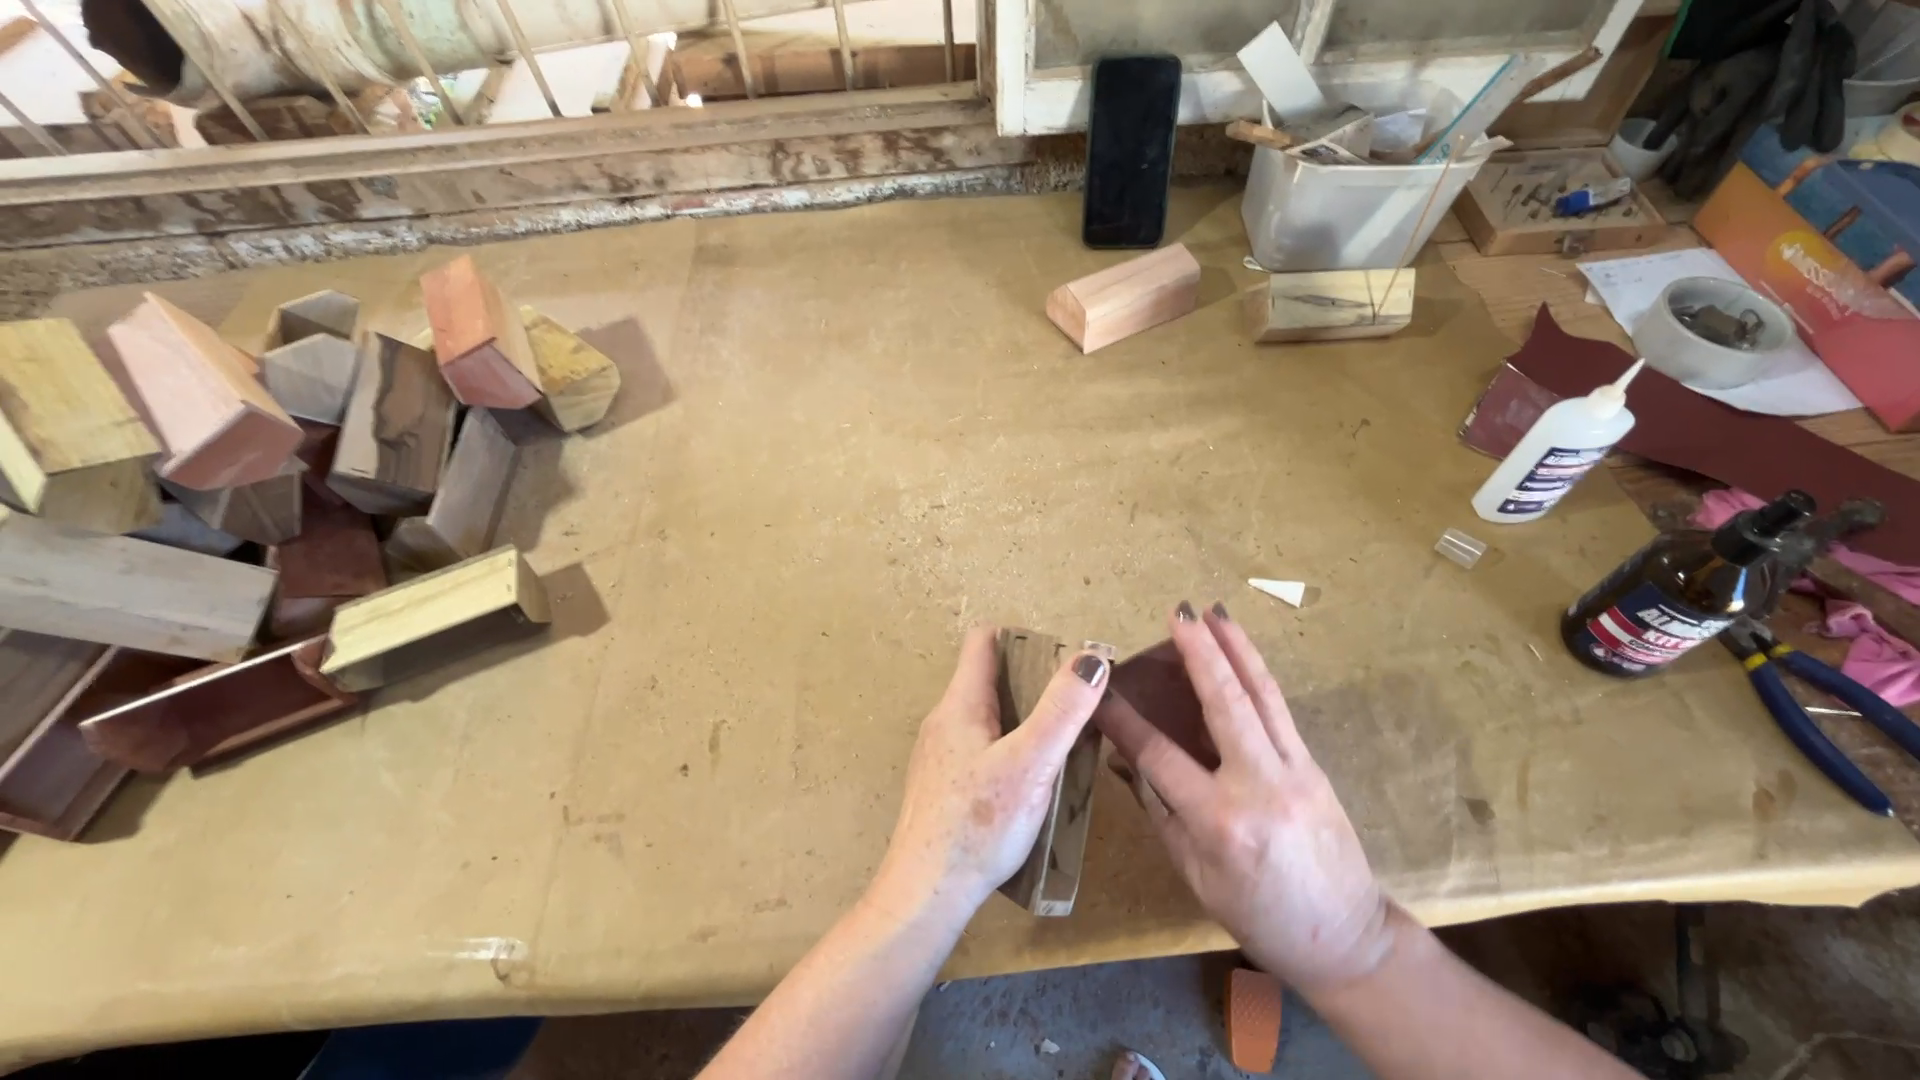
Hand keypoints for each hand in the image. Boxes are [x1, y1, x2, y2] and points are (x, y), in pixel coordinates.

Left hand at [876, 627, 1109, 917]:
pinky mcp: (942, 789)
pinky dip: (1009, 750)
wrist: (926, 893)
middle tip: (1075, 702)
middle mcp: (944, 722)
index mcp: (960, 704)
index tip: (1062, 654)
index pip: (983, 642)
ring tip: (1061, 741)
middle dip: (1031, 681)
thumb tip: (1091, 658)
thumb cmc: (978, 823)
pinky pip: (980, 750)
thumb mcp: (1031, 762)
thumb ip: (1062, 710)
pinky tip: (1031, 781)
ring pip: (986, 719)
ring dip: (1022, 719)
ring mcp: (939, 757)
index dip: (1021, 637)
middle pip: (988, 680)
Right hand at [1095, 602, 1393, 992]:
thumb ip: (1163, 812)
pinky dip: (1259, 674)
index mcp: (1220, 823)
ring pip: (1262, 695)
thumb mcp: (1196, 875)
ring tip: (1215, 612)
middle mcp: (1259, 786)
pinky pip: (1280, 710)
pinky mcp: (1315, 766)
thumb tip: (1129, 761)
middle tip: (1177, 613)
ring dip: (1236, 648)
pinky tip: (1243, 652)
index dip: (1124, 720)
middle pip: (1224, 703)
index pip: (1158, 756)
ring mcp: (1295, 771)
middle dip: (1199, 653)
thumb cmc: (1259, 918)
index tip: (1099, 689)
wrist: (1346, 939)